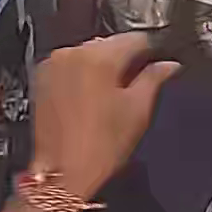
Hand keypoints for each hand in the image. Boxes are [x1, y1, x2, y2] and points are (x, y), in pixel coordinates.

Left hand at [28, 32, 180, 198]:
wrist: (62, 172)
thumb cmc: (99, 147)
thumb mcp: (138, 110)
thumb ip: (155, 78)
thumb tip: (168, 65)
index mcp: (100, 58)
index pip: (136, 38)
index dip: (152, 52)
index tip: (157, 66)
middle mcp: (73, 54)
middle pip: (111, 44)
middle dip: (126, 61)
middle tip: (135, 88)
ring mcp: (54, 65)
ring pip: (90, 54)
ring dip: (103, 68)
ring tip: (111, 98)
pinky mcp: (43, 78)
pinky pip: (72, 65)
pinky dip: (84, 75)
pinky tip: (91, 100)